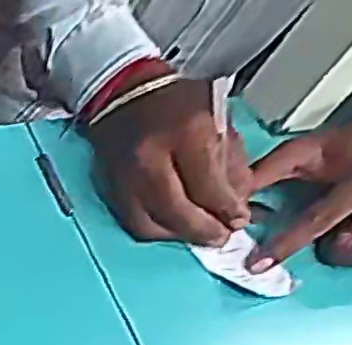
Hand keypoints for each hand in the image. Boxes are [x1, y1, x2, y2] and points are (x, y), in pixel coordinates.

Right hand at [88, 77, 250, 246]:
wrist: (123, 99)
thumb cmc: (173, 104)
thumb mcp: (216, 119)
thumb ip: (228, 161)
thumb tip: (237, 201)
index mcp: (186, 132)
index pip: (206, 184)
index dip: (223, 208)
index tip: (238, 220)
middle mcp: (151, 158)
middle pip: (175, 210)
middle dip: (200, 229)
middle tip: (218, 238)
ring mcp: (126, 179)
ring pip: (151, 223)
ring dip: (176, 235)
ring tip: (197, 235)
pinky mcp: (112, 192)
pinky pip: (134, 223)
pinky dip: (156, 231)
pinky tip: (172, 230)